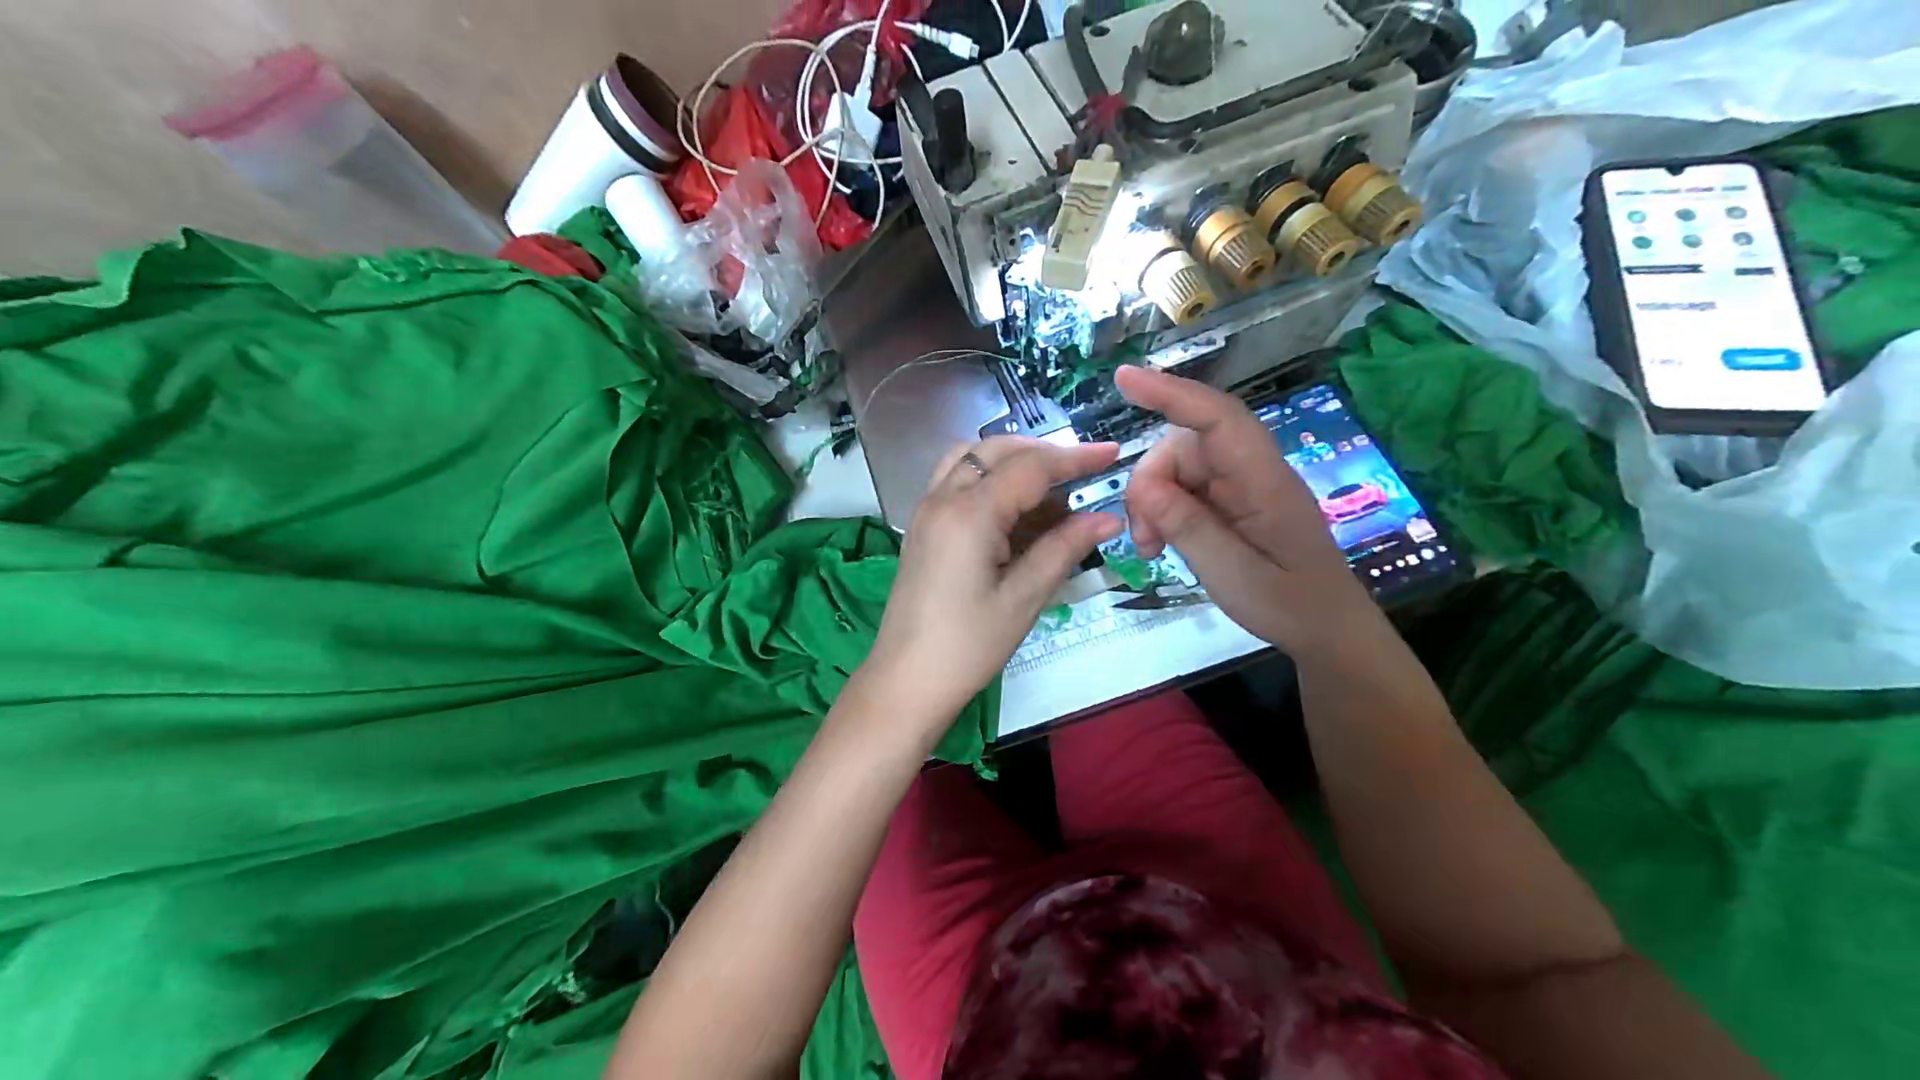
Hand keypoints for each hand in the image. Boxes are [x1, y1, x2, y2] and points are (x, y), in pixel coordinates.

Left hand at [863, 436, 1122, 725]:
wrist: (906, 681)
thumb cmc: (968, 646)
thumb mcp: (1024, 598)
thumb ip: (1064, 548)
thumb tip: (1107, 517)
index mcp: (969, 513)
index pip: (1030, 467)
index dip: (1074, 457)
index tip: (1112, 453)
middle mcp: (942, 498)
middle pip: (997, 451)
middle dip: (1043, 453)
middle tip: (1085, 470)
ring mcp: (926, 510)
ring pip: (971, 459)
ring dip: (1012, 460)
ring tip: (1051, 484)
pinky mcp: (922, 527)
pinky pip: (956, 481)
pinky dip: (988, 477)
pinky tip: (1015, 506)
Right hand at [1115, 365, 1393, 660]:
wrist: (1328, 629)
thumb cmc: (1290, 604)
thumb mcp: (1233, 574)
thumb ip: (1188, 527)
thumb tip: (1144, 489)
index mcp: (1264, 481)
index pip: (1217, 419)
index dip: (1171, 393)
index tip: (1125, 378)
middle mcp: (1251, 471)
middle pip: (1185, 445)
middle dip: (1150, 481)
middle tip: (1142, 536)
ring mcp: (1241, 484)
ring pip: (1178, 467)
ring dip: (1152, 501)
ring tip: (1150, 547)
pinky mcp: (1231, 500)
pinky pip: (1184, 489)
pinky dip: (1162, 512)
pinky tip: (1159, 543)